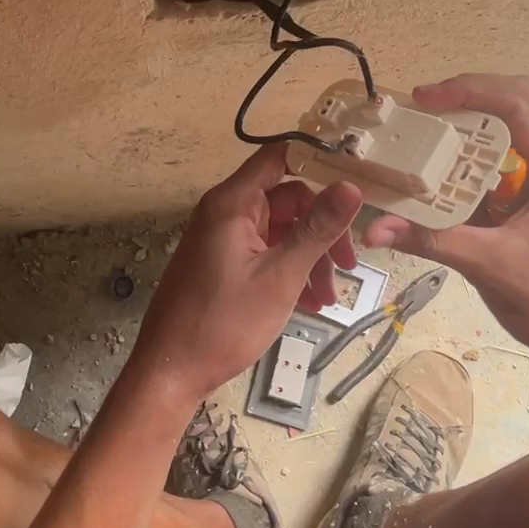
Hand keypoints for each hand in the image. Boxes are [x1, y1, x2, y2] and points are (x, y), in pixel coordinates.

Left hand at [129, 144, 361, 405]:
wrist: (172, 370)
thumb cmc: (224, 321)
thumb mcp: (281, 275)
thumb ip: (317, 229)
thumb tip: (351, 187)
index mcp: (233, 202)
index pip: (280, 157)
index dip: (319, 162)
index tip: (356, 181)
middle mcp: (225, 211)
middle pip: (288, 200)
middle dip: (321, 231)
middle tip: (348, 266)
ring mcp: (222, 238)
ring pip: (280, 232)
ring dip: (309, 258)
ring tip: (327, 298)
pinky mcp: (222, 263)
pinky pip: (264, 253)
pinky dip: (289, 271)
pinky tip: (308, 302)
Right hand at [364, 74, 528, 370]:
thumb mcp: (488, 267)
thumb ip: (429, 240)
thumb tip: (371, 228)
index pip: (520, 103)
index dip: (469, 90)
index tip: (423, 100)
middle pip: (522, 104)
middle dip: (469, 99)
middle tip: (421, 111)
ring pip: (520, 129)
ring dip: (475, 126)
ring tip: (430, 134)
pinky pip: (518, 159)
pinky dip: (483, 157)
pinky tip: (452, 174)